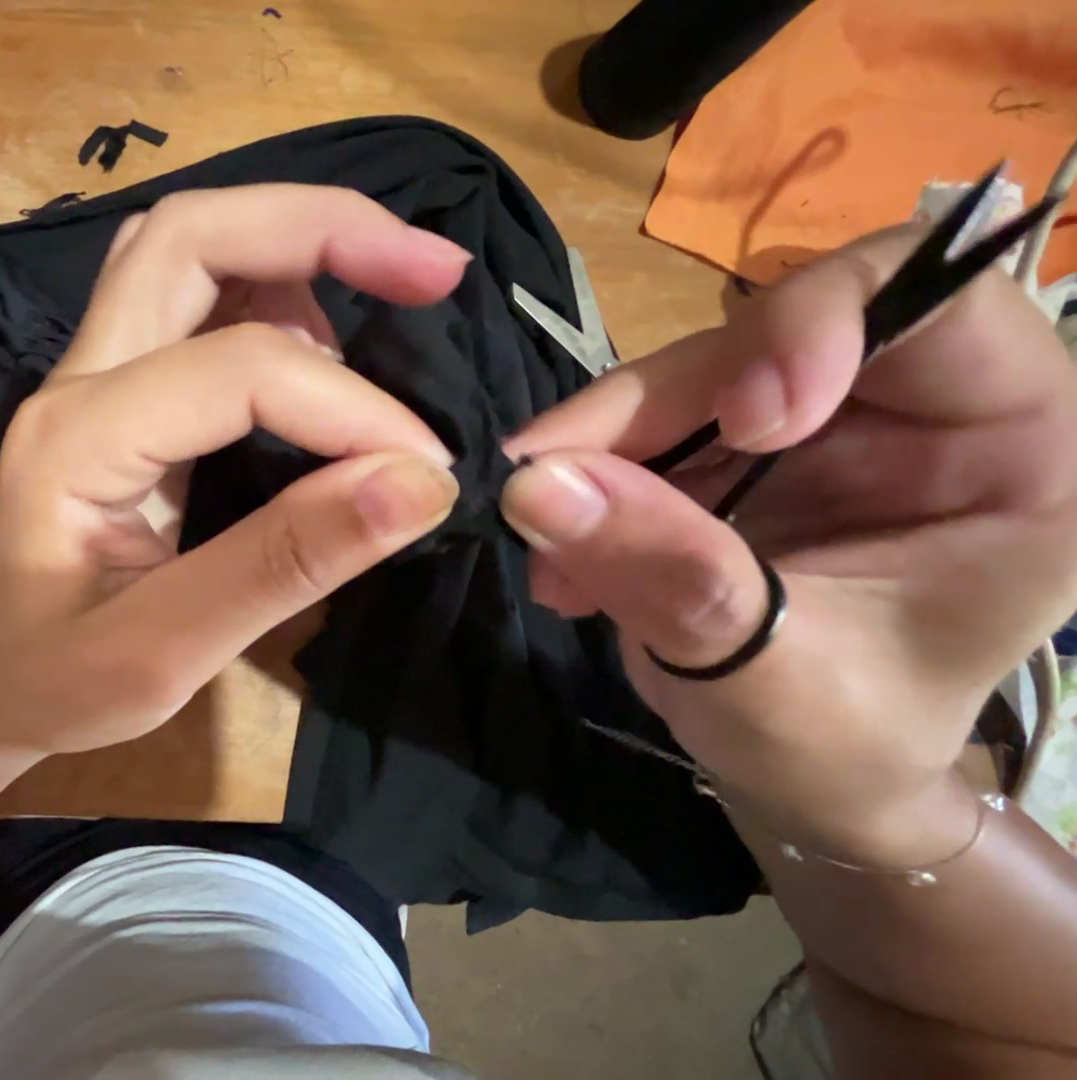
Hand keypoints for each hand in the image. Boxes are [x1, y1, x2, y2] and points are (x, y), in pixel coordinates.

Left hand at [0, 185, 469, 755]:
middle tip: (433, 270)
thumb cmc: (58, 684)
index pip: (235, 371)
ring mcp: (88, 379)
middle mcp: (75, 384)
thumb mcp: (165, 652)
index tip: (429, 469)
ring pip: (183, 250)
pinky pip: (190, 301)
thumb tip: (418, 483)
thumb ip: (282, 565)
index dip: (349, 408)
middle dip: (319, 227)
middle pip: (186, 237)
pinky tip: (324, 341)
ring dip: (290, 247)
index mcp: (75, 442)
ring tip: (386, 295)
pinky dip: (269, 291)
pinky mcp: (115, 395)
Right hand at [503, 228, 1076, 867]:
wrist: (795, 774)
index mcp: (1012, 449)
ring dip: (591, 460)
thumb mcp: (764, 675)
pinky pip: (628, 436)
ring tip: (551, 560)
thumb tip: (534, 485)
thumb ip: (670, 577)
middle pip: (757, 340)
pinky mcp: (721, 456)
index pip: (936, 305)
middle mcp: (906, 414)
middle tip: (542, 484)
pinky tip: (564, 566)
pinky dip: (579, 488)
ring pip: (674, 387)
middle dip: (640, 415)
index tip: (736, 426)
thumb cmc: (834, 745)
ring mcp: (801, 429)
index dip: (816, 327)